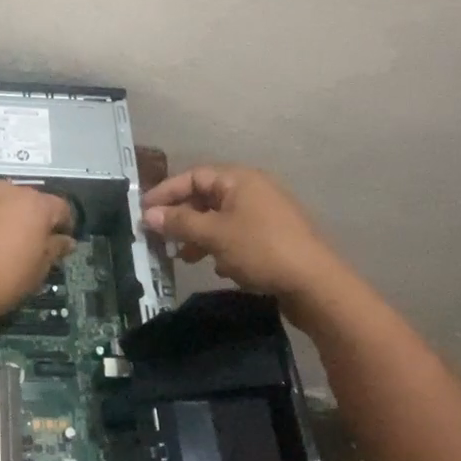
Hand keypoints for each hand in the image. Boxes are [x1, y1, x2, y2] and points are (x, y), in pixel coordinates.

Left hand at [0, 181, 73, 326]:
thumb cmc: (5, 277)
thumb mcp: (39, 268)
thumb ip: (55, 249)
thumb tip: (66, 241)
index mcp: (34, 203)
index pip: (61, 207)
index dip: (66, 225)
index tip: (63, 242)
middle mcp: (8, 190)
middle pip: (30, 201)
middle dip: (36, 219)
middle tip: (34, 244)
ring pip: (4, 203)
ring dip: (10, 218)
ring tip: (7, 244)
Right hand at [141, 165, 350, 314]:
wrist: (316, 285)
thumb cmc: (261, 250)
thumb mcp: (214, 235)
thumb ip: (180, 222)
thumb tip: (149, 215)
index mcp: (239, 179)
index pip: (193, 176)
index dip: (166, 193)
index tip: (143, 212)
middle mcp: (253, 190)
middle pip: (206, 197)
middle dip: (182, 217)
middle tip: (160, 237)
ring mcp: (266, 214)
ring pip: (221, 219)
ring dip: (199, 236)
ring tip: (184, 257)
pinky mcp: (273, 238)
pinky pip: (237, 235)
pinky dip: (221, 247)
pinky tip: (217, 268)